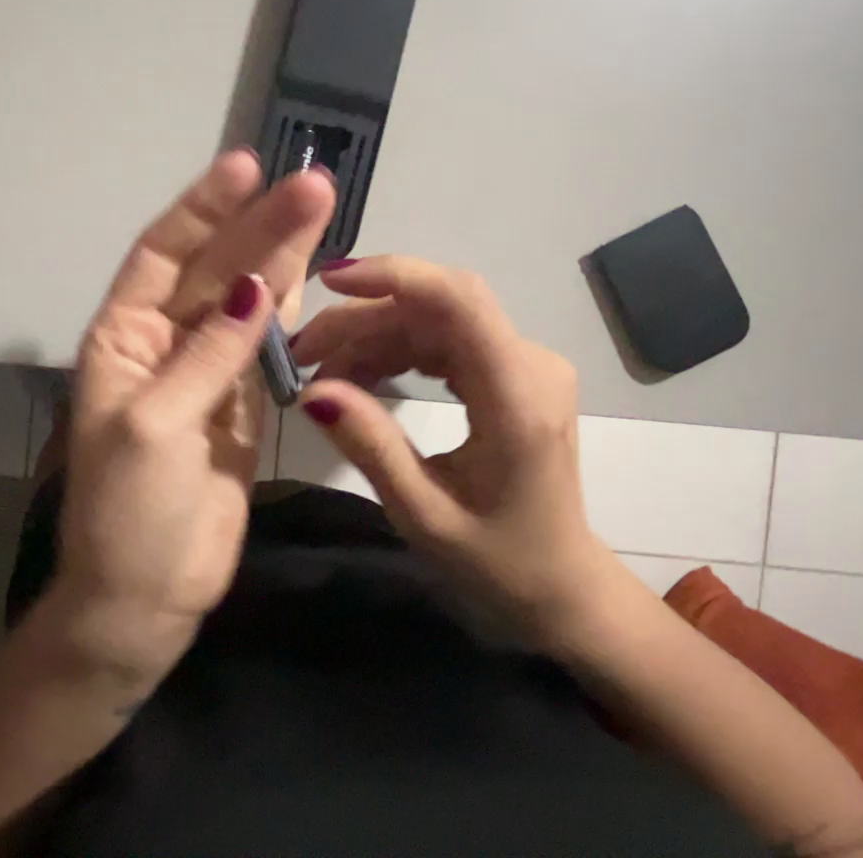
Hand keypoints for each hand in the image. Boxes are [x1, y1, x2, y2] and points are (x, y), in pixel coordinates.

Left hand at [55, 150, 334, 674]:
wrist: (145, 596)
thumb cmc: (130, 512)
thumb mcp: (157, 425)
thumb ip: (207, 356)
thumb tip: (252, 287)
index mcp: (122, 339)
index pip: (162, 255)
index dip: (203, 210)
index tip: (245, 166)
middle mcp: (160, 344)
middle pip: (212, 270)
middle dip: (257, 226)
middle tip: (311, 182)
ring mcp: (204, 373)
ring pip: (243, 302)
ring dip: (278, 257)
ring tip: (319, 205)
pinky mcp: (238, 406)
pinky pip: (264, 346)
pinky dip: (286, 310)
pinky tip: (307, 272)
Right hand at [289, 256, 618, 644]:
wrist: (560, 587)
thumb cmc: (497, 562)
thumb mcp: (422, 514)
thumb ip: (371, 446)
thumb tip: (311, 391)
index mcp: (517, 396)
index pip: (458, 300)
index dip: (392, 276)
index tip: (328, 284)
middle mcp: (529, 364)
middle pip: (435, 308)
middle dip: (362, 319)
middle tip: (301, 355)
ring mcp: (524, 365)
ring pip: (434, 322)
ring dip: (373, 337)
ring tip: (321, 375)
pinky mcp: (511, 375)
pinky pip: (444, 343)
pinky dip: (396, 351)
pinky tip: (359, 378)